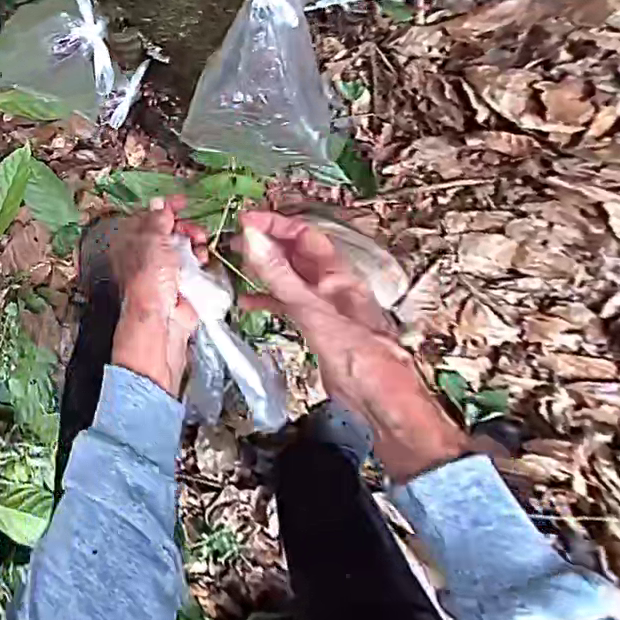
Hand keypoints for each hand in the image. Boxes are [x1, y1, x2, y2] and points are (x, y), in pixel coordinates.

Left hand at [109, 196, 208, 397]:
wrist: (161, 318)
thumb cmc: (150, 277)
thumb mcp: (152, 240)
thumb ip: (157, 219)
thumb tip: (158, 203)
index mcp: (131, 241)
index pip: (148, 217)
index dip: (165, 207)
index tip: (183, 202)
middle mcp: (146, 254)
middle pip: (168, 230)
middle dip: (184, 226)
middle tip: (195, 230)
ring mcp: (164, 269)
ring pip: (183, 246)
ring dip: (194, 241)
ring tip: (200, 245)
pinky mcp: (181, 282)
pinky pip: (193, 263)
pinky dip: (200, 259)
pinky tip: (203, 259)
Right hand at [237, 211, 465, 483]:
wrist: (381, 401)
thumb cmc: (360, 355)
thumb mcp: (311, 308)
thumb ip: (278, 273)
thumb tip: (254, 237)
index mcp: (337, 275)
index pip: (303, 235)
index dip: (275, 223)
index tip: (246, 219)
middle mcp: (331, 287)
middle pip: (296, 253)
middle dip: (267, 241)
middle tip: (238, 237)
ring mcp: (324, 307)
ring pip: (289, 277)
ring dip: (264, 268)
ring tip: (238, 262)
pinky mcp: (317, 328)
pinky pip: (287, 303)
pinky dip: (267, 299)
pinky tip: (251, 302)